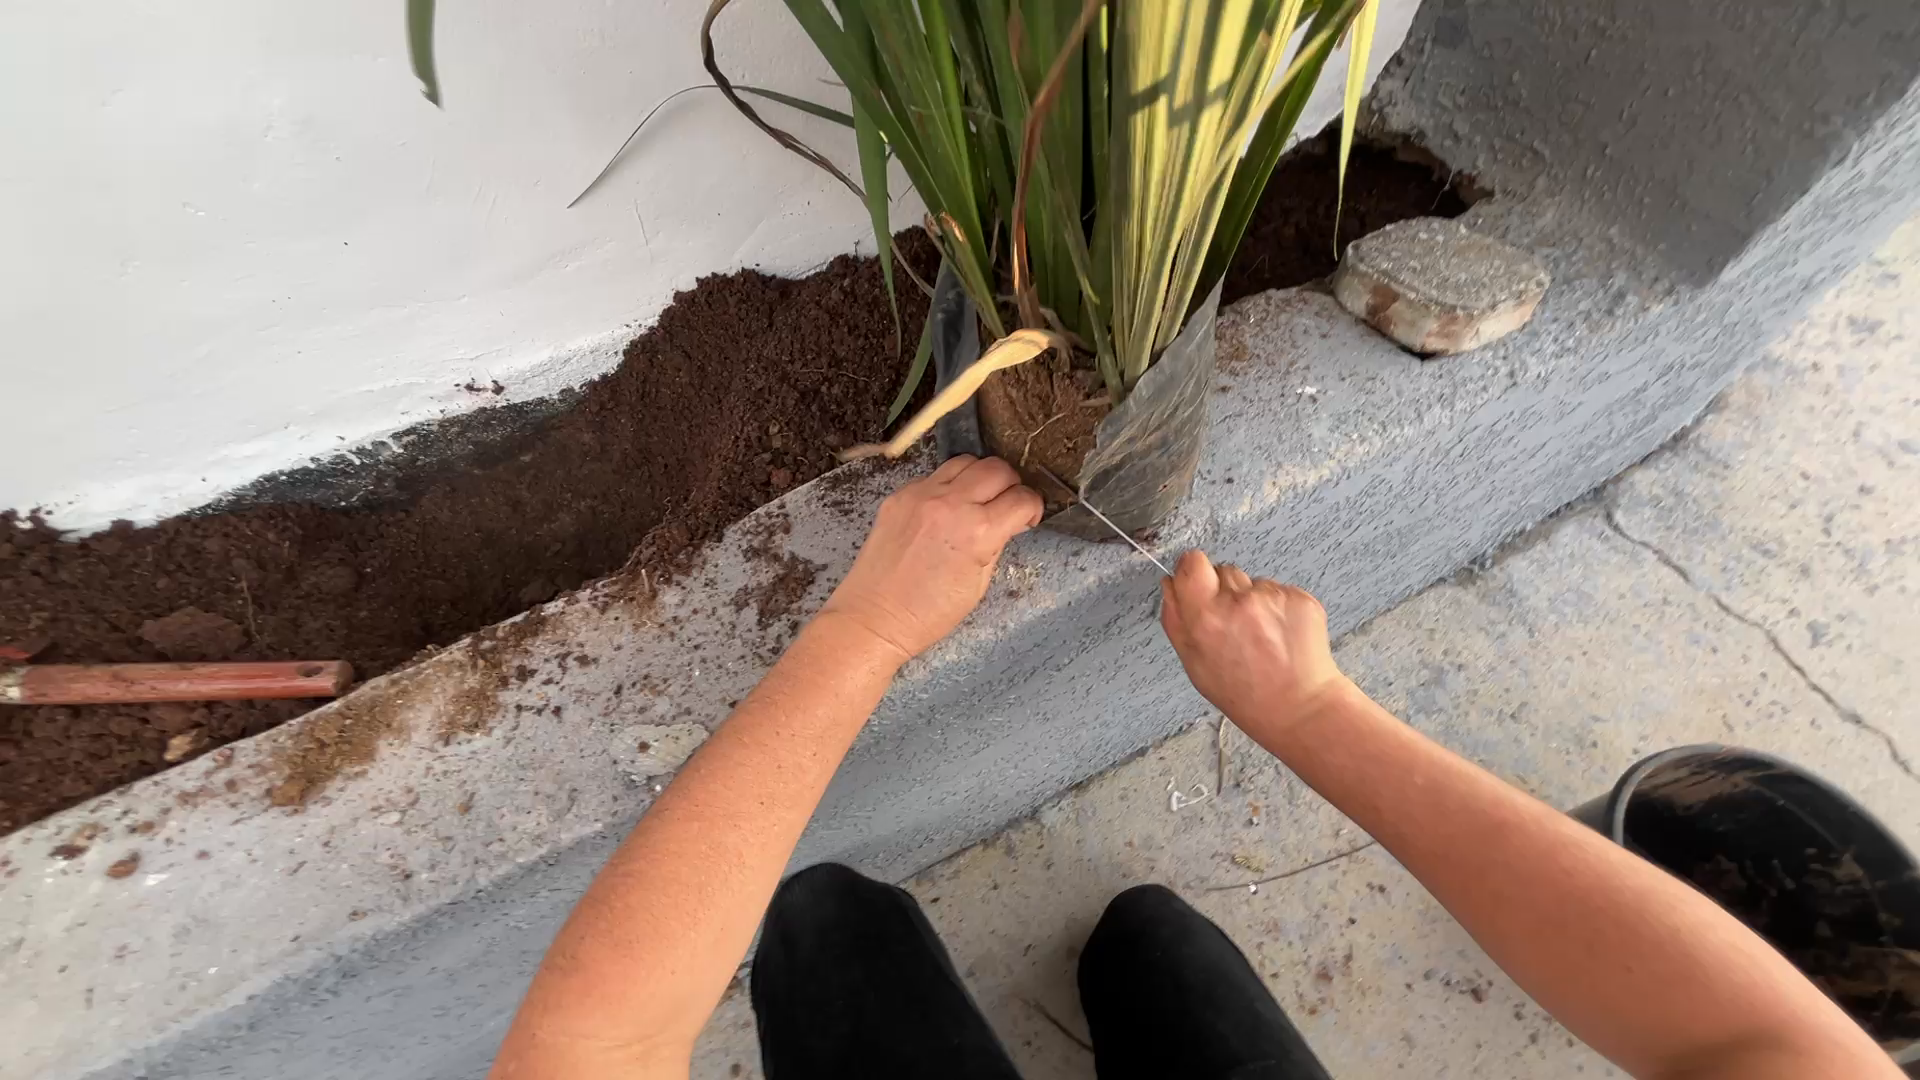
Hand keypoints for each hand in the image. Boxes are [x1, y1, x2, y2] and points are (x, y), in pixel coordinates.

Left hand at [819, 456, 1042, 662]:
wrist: (875, 617)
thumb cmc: (928, 613)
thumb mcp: (979, 585)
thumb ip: (996, 544)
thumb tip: (1007, 522)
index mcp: (977, 532)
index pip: (1021, 498)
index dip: (1032, 507)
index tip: (1028, 518)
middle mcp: (950, 504)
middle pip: (997, 468)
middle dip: (1011, 485)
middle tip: (1006, 506)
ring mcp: (921, 495)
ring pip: (965, 462)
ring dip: (980, 477)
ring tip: (977, 501)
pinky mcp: (899, 496)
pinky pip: (934, 476)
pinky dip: (948, 486)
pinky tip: (945, 510)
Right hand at [1160, 550, 1350, 740]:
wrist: (1298, 707)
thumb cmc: (1243, 693)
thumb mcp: (1192, 663)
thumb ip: (1175, 618)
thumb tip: (1170, 583)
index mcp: (1204, 616)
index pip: (1192, 562)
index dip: (1193, 571)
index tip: (1198, 582)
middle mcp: (1237, 601)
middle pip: (1222, 570)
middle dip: (1224, 590)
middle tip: (1234, 623)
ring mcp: (1271, 598)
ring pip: (1252, 581)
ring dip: (1252, 599)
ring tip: (1259, 634)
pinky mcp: (1299, 598)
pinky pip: (1279, 590)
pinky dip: (1278, 607)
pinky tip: (1279, 635)